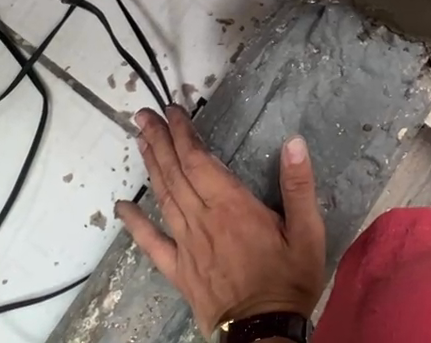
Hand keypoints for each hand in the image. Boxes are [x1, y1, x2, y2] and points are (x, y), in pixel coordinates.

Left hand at [115, 107, 325, 332]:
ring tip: (139, 140)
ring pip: (164, 199)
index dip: (185, 134)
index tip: (173, 110)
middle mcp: (204, 221)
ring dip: (151, 167)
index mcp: (233, 207)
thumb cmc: (289, 280)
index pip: (201, 162)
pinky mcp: (179, 270)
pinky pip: (152, 243)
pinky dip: (136, 223)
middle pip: (177, 174)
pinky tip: (122, 207)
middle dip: (159, 141)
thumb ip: (299, 185)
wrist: (263, 336)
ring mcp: (187, 247)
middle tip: (143, 115)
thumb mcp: (308, 231)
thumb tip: (294, 141)